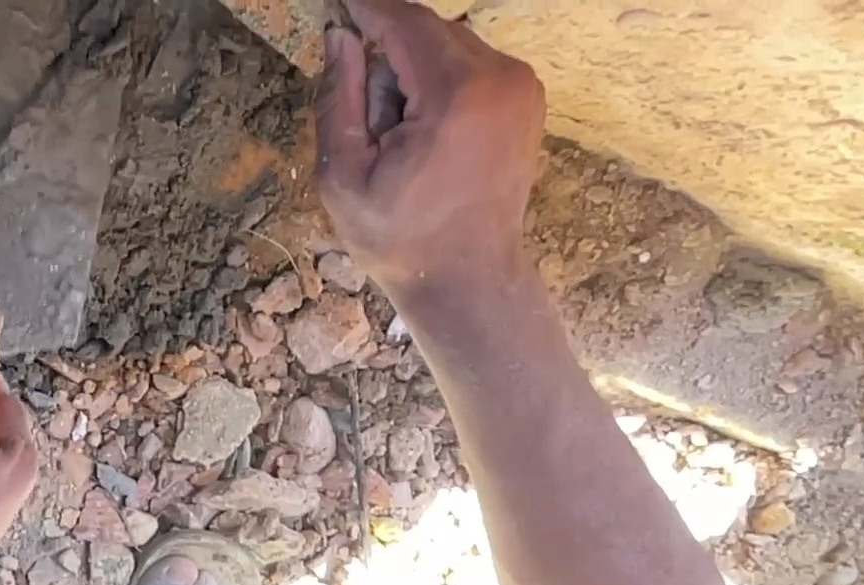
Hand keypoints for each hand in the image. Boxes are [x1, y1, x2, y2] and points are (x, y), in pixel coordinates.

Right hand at [315, 0, 545, 290]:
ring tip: (396, 146)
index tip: (337, 0)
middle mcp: (501, 74)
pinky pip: (470, 71)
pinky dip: (436, 91)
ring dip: (410, 82)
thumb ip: (337, 100)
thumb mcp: (343, 177)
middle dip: (386, 66)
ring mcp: (521, 85)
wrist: (465, 277)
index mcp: (455, 93)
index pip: (405, 22)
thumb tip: (339, 37)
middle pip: (427, 35)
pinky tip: (421, 143)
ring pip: (449, 51)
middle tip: (367, 128)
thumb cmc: (395, 238)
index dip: (367, 5)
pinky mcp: (526, 99)